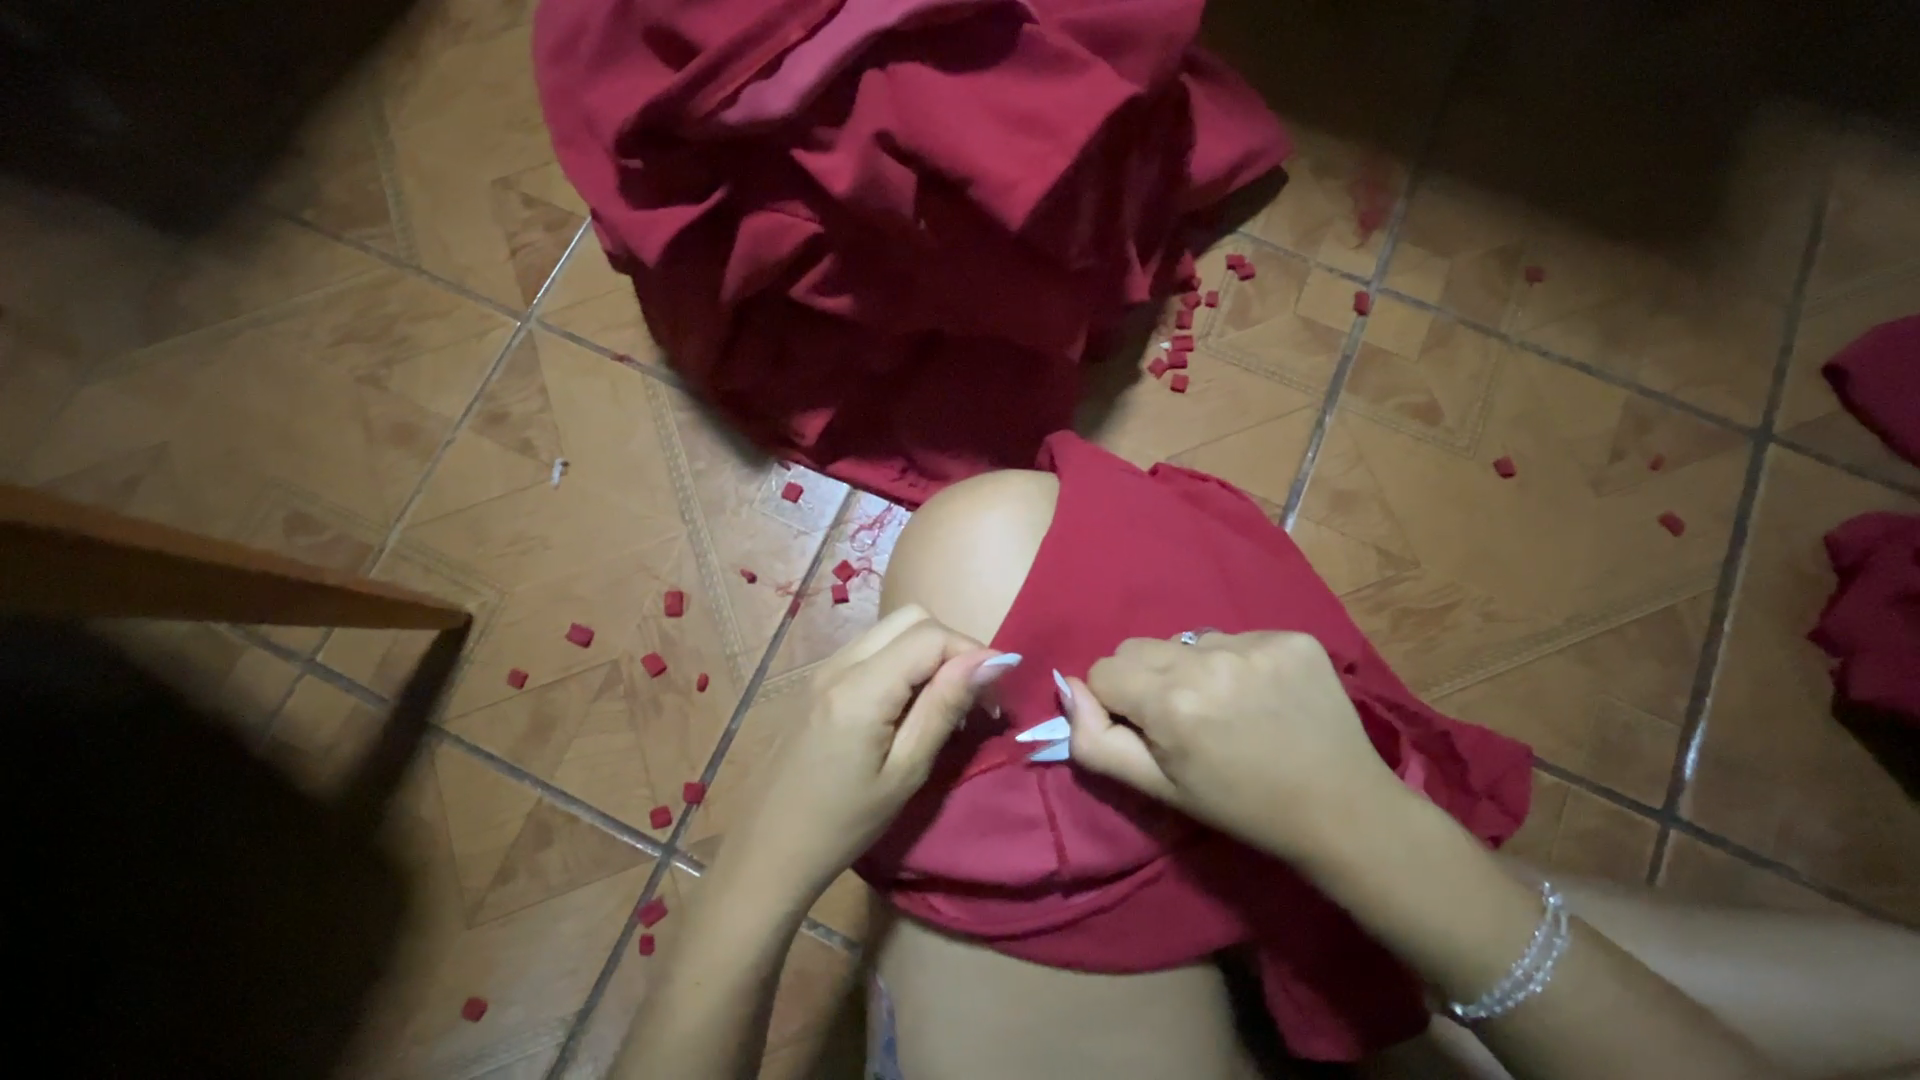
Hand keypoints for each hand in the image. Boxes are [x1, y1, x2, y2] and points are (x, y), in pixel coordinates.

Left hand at [725, 604, 1016, 896]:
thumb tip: (992, 660)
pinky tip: (908, 706)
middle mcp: (839, 664)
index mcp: (861, 688)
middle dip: (952, 646)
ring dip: (927, 653)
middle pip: (911, 618)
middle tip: (971, 696)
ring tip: (943, 704)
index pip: (931, 635)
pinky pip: (871, 649)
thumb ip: (945, 707)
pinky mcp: (817, 681)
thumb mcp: (906, 771)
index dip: (973, 653)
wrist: (770, 848)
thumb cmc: (845, 823)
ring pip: (890, 630)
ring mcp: (824, 669)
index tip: (994, 696)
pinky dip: (901, 662)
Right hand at [1062, 631, 1407, 859]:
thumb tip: (1071, 691)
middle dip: (1145, 680)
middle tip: (1182, 719)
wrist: (1340, 808)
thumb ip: (1097, 742)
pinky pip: (1235, 638)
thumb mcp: (1158, 789)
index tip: (1147, 730)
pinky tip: (1262, 696)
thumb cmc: (1239, 806)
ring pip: (1186, 641)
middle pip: (1139, 647)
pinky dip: (1236, 663)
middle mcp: (1207, 659)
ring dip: (1191, 668)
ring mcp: (1254, 643)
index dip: (1116, 703)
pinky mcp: (1290, 637)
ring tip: (1227, 707)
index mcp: (1169, 702)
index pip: (1103, 670)